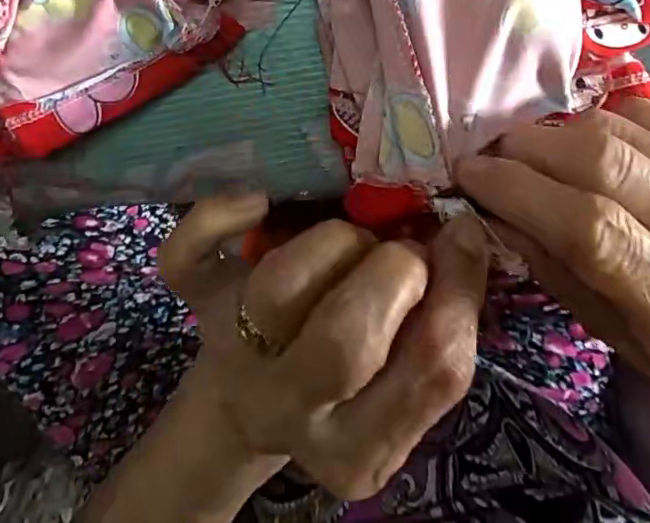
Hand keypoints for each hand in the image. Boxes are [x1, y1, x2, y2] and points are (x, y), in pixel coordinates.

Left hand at [157, 193, 490, 500]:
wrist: (242, 397)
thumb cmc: (337, 382)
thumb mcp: (395, 382)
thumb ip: (432, 329)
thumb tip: (463, 232)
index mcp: (359, 447)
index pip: (432, 373)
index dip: (455, 293)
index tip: (458, 236)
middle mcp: (291, 408)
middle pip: (346, 338)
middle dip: (391, 274)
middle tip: (401, 250)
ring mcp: (233, 351)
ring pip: (279, 286)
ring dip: (332, 243)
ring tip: (352, 237)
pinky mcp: (193, 303)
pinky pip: (186, 257)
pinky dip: (216, 218)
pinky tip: (256, 203)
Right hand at [456, 97, 649, 425]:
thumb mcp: (609, 333)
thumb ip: (549, 264)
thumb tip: (488, 204)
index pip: (591, 228)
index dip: (518, 190)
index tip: (468, 174)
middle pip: (601, 162)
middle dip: (526, 149)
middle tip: (492, 155)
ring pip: (614, 128)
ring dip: (553, 134)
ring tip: (535, 154)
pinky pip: (642, 112)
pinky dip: (597, 122)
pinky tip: (592, 149)